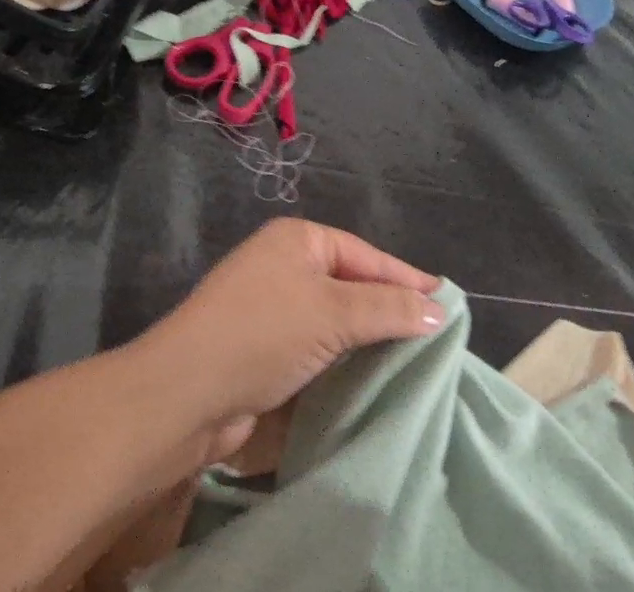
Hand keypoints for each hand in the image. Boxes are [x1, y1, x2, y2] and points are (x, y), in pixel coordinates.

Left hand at [133, 219, 443, 456]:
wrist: (186, 393)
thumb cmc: (263, 334)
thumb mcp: (334, 313)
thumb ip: (388, 308)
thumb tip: (437, 310)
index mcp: (297, 240)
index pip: (367, 255)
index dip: (407, 279)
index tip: (446, 305)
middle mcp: (283, 266)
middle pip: (352, 284)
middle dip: (389, 309)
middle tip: (435, 336)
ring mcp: (270, 308)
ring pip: (334, 319)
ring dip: (367, 338)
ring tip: (412, 359)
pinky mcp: (263, 348)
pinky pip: (316, 346)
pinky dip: (342, 358)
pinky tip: (368, 376)